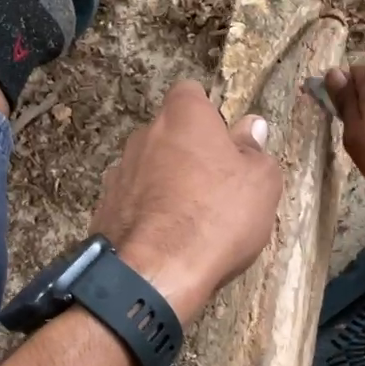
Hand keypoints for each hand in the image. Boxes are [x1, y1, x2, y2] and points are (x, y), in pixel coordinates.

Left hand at [93, 81, 282, 322]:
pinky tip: (165, 239)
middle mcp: (144, 134)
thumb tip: (251, 126)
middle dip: (188, 152)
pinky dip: (148, 212)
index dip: (209, 115)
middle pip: (169, 133)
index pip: (191, 93)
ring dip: (167, 183)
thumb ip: (255, 150)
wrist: (155, 272)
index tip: (225, 143)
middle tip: (215, 187)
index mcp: (182, 115)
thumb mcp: (260, 182)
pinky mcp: (104, 207)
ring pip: (150, 167)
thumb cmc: (217, 216)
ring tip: (190, 219)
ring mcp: (119, 171)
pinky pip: (134, 200)